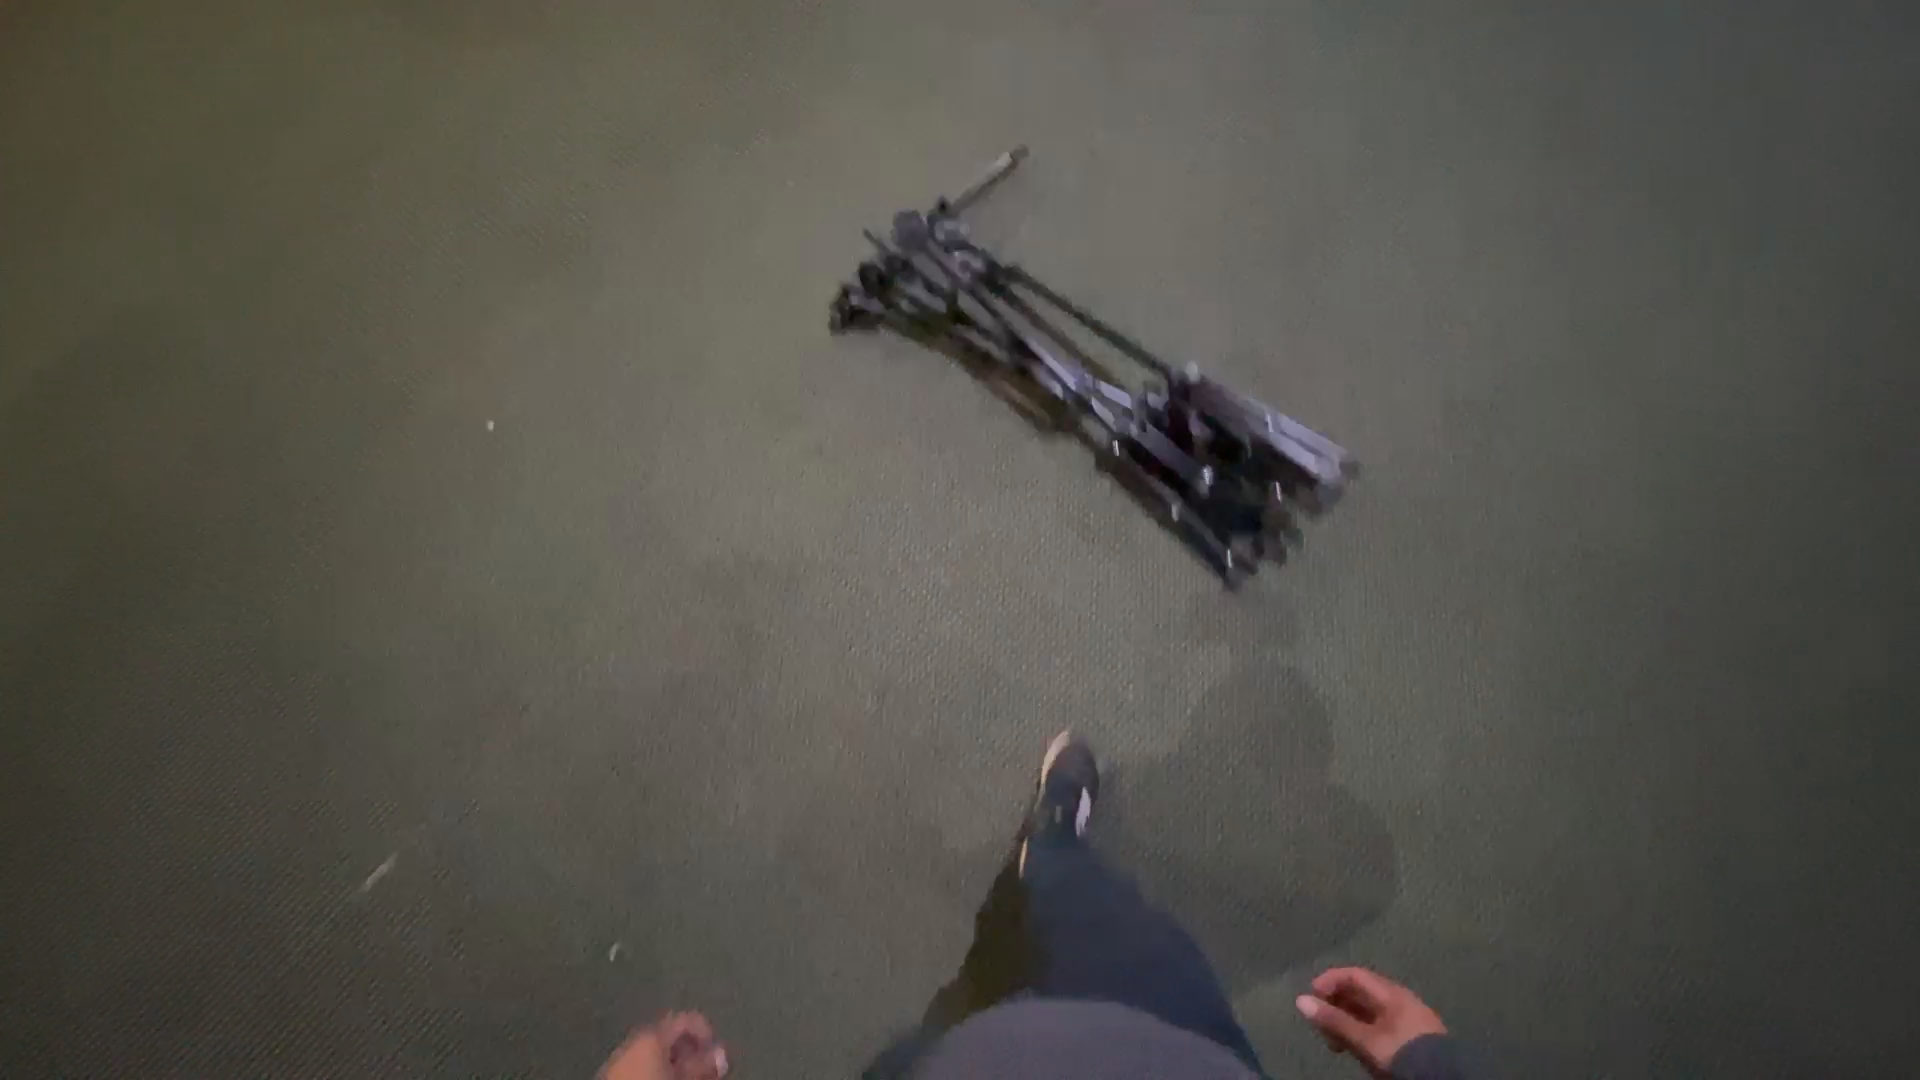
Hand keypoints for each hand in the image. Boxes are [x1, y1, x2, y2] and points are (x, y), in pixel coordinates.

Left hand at [600, 1011, 729, 1079]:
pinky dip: (653, 1067)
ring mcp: (619, 1055)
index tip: (716, 1048)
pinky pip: (639, 1062)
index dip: (706, 1030)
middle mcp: (634, 1035)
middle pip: (670, 1034)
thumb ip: (704, 1061)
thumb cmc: (650, 1078)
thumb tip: (723, 1052)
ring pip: (653, 1051)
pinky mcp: (609, 1071)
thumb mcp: (684, 1074)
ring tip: (685, 1074)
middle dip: (689, 1048)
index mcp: (652, 1029)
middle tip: (704, 1065)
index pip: (688, 1017)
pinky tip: (661, 1077)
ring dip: (672, 1060)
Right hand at [1296, 967, 1445, 1076]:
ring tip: (1338, 1042)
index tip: (1312, 997)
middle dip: (1338, 1005)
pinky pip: (1385, 1025)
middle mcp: (1402, 999)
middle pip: (1362, 992)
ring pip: (1373, 1011)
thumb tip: (1300, 1000)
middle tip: (1322, 1024)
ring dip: (1350, 1021)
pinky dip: (1366, 1031)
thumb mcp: (1366, 1041)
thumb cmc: (1403, 1055)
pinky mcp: (1419, 1038)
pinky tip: (1361, 1047)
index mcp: (1392, 993)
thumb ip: (1334, 1021)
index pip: (1354, 974)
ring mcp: (1413, 1019)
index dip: (1329, 981)